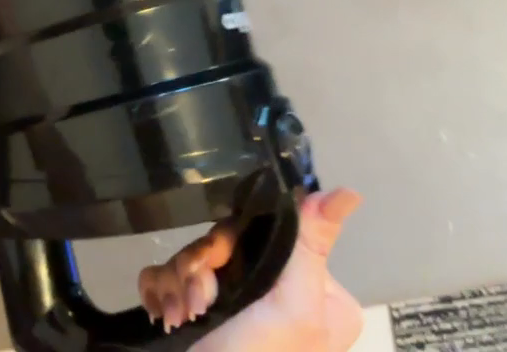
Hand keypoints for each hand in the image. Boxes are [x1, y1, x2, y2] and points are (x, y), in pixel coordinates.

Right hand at [138, 189, 364, 351]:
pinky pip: (165, 274)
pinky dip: (158, 290)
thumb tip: (348, 192)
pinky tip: (163, 314)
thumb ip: (309, 248)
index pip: (264, 233)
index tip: (218, 264)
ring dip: (176, 283)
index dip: (231, 241)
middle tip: (199, 299)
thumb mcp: (289, 309)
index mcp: (313, 295)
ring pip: (189, 257)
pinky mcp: (195, 312)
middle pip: (220, 244)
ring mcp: (232, 306)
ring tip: (179, 315)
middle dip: (198, 268)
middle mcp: (275, 297)